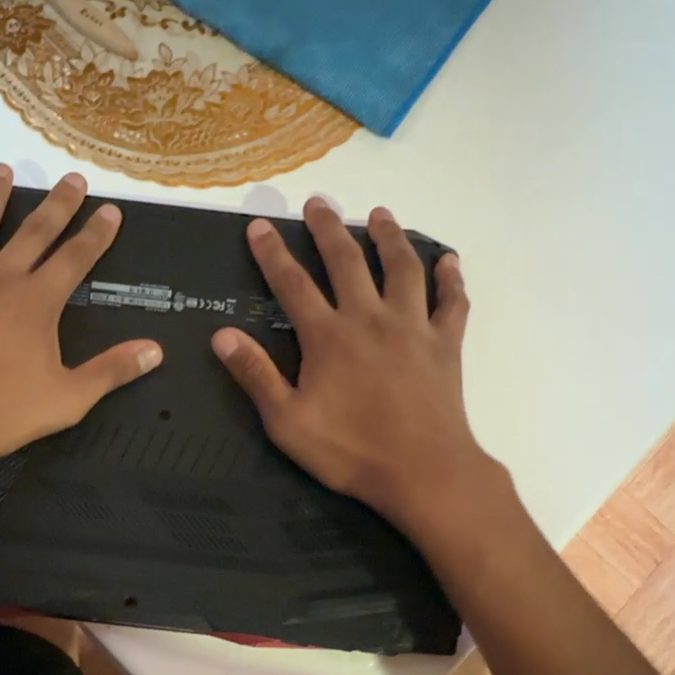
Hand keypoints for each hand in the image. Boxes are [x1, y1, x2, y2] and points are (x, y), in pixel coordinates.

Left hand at [0, 164, 162, 475]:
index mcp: (37, 301)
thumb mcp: (66, 399)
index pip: (75, 257)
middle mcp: (0, 277)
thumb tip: (155, 351)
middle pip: (35, 231)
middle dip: (57, 204)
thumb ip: (110, 371)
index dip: (96, 234)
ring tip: (2, 169)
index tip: (110, 211)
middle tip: (72, 178)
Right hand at [211, 197, 491, 522]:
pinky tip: (448, 260)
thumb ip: (256, 375)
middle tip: (319, 202)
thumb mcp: (287, 422)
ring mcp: (413, 328)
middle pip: (347, 262)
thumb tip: (222, 336)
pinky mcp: (445, 345)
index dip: (273, 254)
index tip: (260, 226)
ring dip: (389, 237)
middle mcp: (370, 319)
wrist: (423, 472)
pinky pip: (452, 302)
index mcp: (328, 338)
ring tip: (380, 214)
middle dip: (329, 229)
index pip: (293, 285)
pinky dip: (450, 278)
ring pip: (402, 269)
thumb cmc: (350, 451)